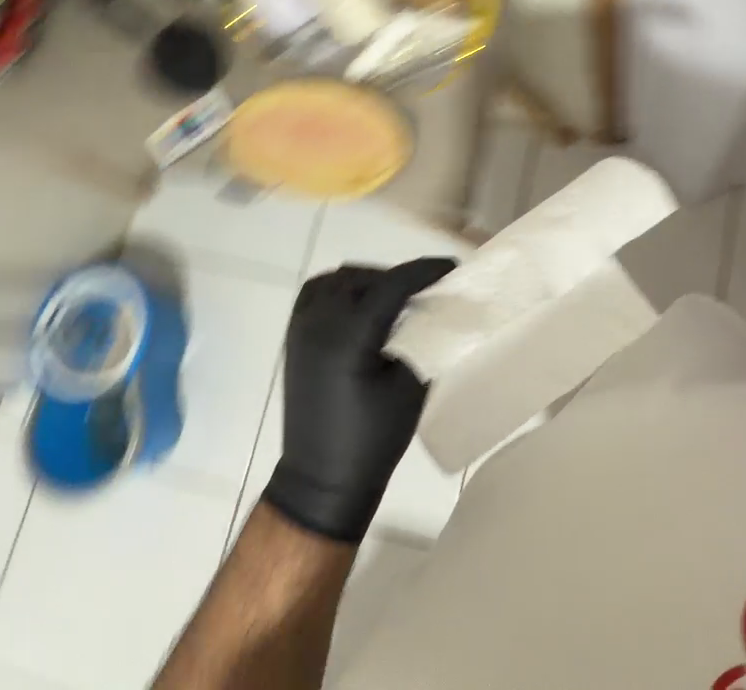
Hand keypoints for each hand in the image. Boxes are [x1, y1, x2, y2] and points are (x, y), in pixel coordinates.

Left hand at [262, 258, 455, 541]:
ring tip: (395, 297)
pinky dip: (340, 290)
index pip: (392, 285)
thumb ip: (420, 341)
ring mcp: (301, 329)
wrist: (322, 477)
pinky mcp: (293, 339)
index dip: (424, 272)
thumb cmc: (373, 439)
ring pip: (336, 281)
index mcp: (350, 336)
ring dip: (368, 281)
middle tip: (428, 290)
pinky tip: (362, 306)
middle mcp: (319, 323)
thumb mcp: (410, 387)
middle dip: (399, 277)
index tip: (452, 267)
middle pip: (364, 278)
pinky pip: (316, 294)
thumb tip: (433, 312)